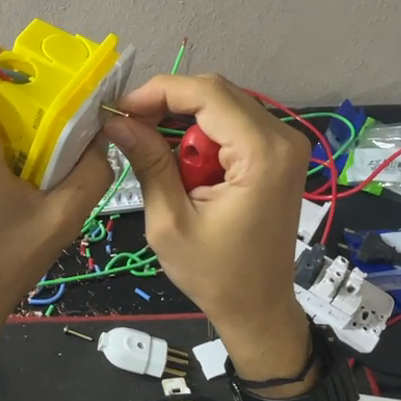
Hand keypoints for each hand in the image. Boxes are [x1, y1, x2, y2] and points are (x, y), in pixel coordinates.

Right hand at [104, 73, 312, 381]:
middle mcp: (282, 138)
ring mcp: (284, 146)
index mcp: (262, 154)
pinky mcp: (278, 156)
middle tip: (126, 126)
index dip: (158, 92)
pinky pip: (233, 126)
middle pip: (216, 93)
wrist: (257, 307)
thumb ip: (148, 163)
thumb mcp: (170, 222)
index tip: (119, 110)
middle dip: (167, 103)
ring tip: (144, 143)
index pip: (206, 95)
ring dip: (181, 119)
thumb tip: (116, 122)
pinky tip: (175, 157)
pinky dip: (200, 134)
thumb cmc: (215, 275)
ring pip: (223, 106)